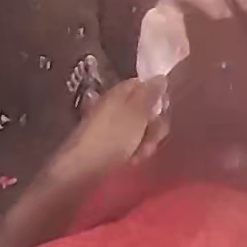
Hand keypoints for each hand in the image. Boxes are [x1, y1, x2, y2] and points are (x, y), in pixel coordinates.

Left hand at [42, 77, 168, 192]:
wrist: (83, 169)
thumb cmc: (113, 137)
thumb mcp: (137, 112)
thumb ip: (151, 94)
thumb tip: (160, 77)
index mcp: (120, 92)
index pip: (144, 85)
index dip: (157, 97)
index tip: (163, 111)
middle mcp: (115, 106)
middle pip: (145, 110)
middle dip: (153, 126)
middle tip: (152, 138)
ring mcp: (111, 126)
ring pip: (140, 130)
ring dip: (146, 142)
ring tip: (140, 154)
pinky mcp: (108, 145)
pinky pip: (130, 144)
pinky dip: (134, 152)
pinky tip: (132, 161)